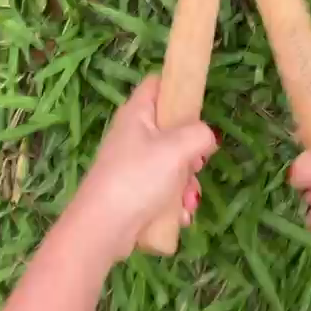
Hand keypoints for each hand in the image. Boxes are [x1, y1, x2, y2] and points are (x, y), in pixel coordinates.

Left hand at [59, 74, 216, 264]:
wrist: (103, 227)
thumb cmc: (138, 178)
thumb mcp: (175, 149)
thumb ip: (199, 135)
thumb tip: (207, 137)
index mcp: (137, 112)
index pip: (158, 83)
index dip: (179, 88)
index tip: (199, 109)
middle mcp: (133, 133)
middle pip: (172, 128)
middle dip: (191, 151)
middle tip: (196, 165)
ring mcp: (133, 162)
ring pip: (172, 163)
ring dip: (186, 183)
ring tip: (188, 200)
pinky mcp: (134, 189)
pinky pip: (163, 188)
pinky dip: (174, 201)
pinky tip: (179, 216)